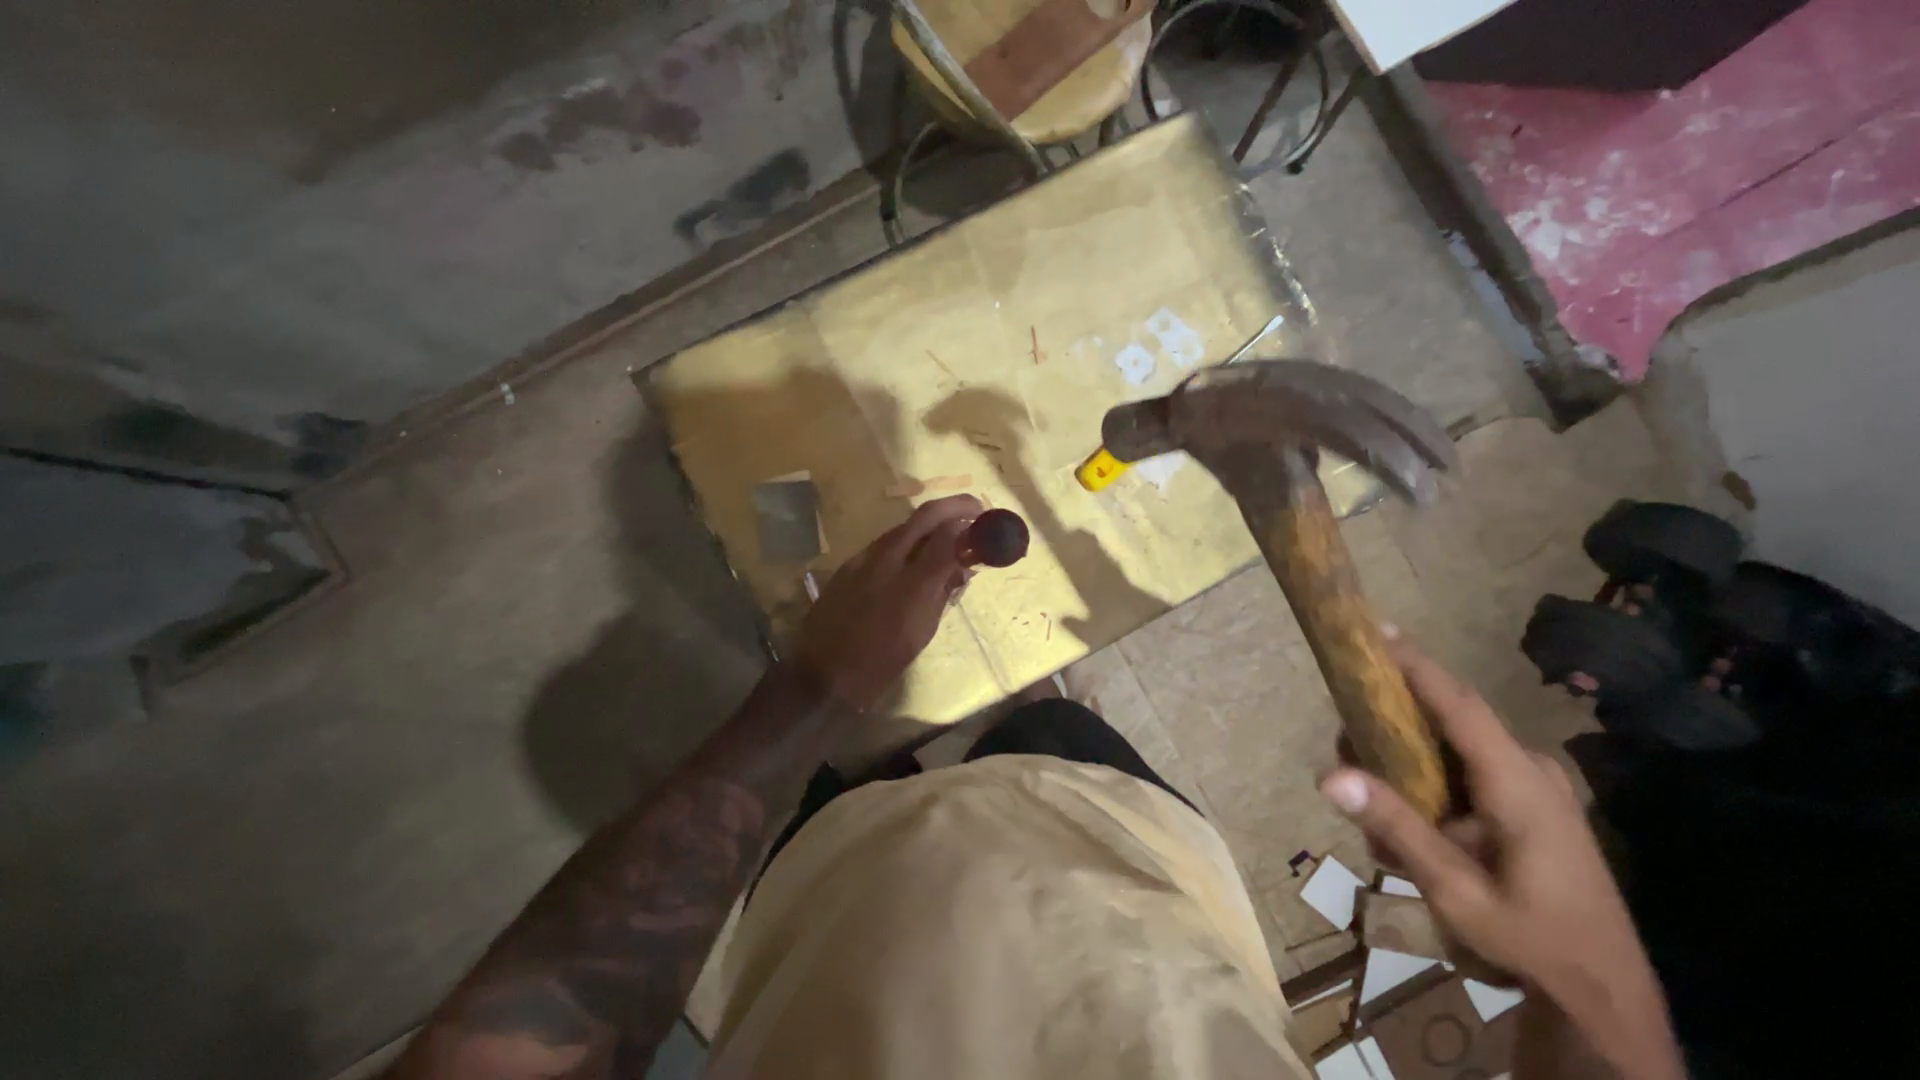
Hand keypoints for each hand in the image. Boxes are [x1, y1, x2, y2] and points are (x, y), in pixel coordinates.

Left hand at [789, 495, 980, 709]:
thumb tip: (961, 567)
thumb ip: (942, 594)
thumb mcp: (921, 634)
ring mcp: (864, 559)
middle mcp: (887, 561)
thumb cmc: (877, 664)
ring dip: (930, 524)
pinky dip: (908, 541)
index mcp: (912, 584)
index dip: (971, 525)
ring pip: (904, 527)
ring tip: (949, 537)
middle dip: (953, 508)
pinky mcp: (848, 566)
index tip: (987, 524)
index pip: (948, 536)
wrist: (820, 674)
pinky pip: (886, 543)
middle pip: (924, 517)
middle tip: (975, 511)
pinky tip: (915, 557)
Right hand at [1319, 632, 1684, 1079]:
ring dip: (1410, 770)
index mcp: (1519, 783)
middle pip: (1450, 725)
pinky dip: (1434, 792)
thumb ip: (1394, 827)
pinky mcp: (1536, 807)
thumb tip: (1329, 775)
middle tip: (1346, 752)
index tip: (1379, 630)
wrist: (1607, 995)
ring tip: (1376, 815)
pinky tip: (1413, 837)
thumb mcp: (1454, 889)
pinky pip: (1472, 778)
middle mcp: (1532, 771)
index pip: (1460, 705)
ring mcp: (1539, 789)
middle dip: (1392, 728)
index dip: (1417, 665)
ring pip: (1457, 754)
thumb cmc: (1531, 940)